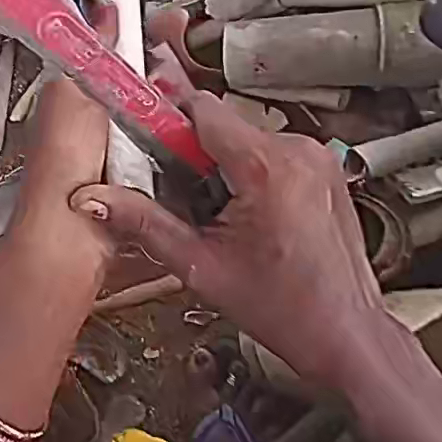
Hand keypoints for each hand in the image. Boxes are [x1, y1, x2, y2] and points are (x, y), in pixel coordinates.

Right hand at [69, 88, 387, 388]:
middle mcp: (299, 151)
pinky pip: (269, 150)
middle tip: (183, 197)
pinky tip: (247, 212)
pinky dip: (248, 171)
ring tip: (220, 213)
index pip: (203, 108)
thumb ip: (143, 223)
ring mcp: (316, 157)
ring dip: (221, 164)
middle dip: (192, 153)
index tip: (146, 135)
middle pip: (221, 125)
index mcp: (268, 168)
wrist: (346, 333)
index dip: (167, 119)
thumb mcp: (200, 266)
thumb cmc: (288, 308)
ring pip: (244, 137)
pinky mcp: (322, 167)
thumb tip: (96, 200)